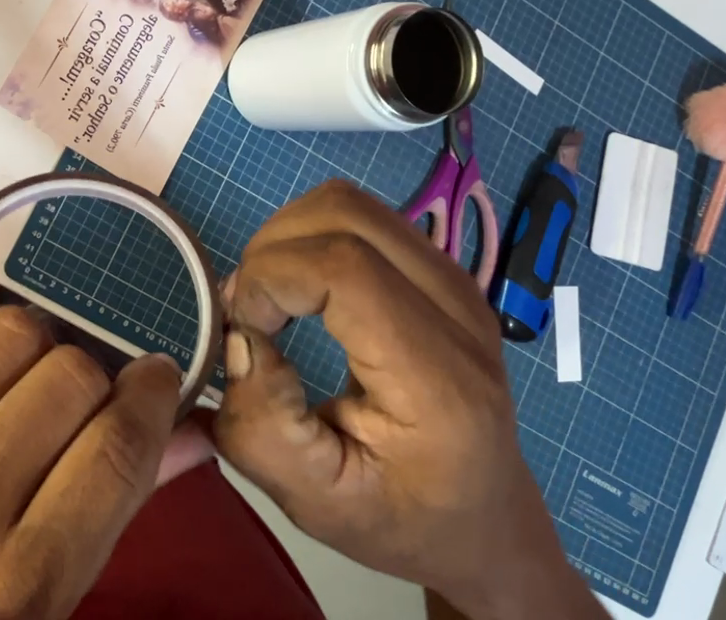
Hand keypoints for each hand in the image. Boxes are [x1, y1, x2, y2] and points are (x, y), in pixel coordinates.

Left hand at [0, 279, 198, 619]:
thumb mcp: (51, 594)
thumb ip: (122, 503)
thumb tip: (196, 427)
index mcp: (23, 575)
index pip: (117, 448)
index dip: (153, 396)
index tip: (155, 378)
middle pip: (70, 376)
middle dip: (94, 373)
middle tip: (83, 390)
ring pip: (14, 330)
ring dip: (39, 338)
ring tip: (30, 368)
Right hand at [214, 182, 600, 619]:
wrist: (484, 522)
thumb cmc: (401, 519)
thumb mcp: (316, 503)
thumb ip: (262, 431)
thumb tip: (240, 337)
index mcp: (439, 379)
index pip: (344, 267)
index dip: (270, 279)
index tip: (244, 330)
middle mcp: (458, 312)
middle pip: (342, 215)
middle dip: (270, 251)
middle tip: (250, 313)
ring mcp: (455, 281)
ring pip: (346, 202)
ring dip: (286, 239)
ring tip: (271, 301)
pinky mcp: (441, 270)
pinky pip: (358, 216)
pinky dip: (308, 237)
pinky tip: (300, 291)